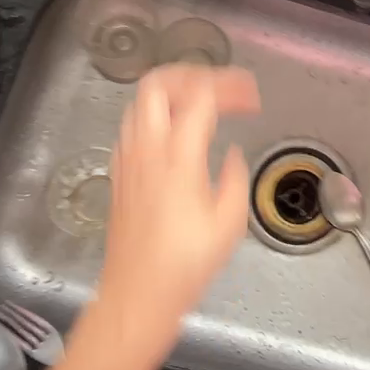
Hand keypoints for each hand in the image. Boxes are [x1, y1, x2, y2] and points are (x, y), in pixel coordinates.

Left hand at [96, 65, 260, 327]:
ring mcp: (128, 159)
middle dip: (193, 74)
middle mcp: (147, 150)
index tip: (251, 96)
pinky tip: (173, 134)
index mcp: (179, 157)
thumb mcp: (229, 223)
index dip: (230, 86)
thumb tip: (232, 157)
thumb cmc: (184, 266)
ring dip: (173, 93)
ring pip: (141, 101)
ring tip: (201, 104)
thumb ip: (235, 178)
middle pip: (159, 84)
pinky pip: (133, 126)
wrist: (135, 296)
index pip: (202, 96)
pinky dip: (156, 115)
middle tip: (220, 87)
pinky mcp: (119, 173)